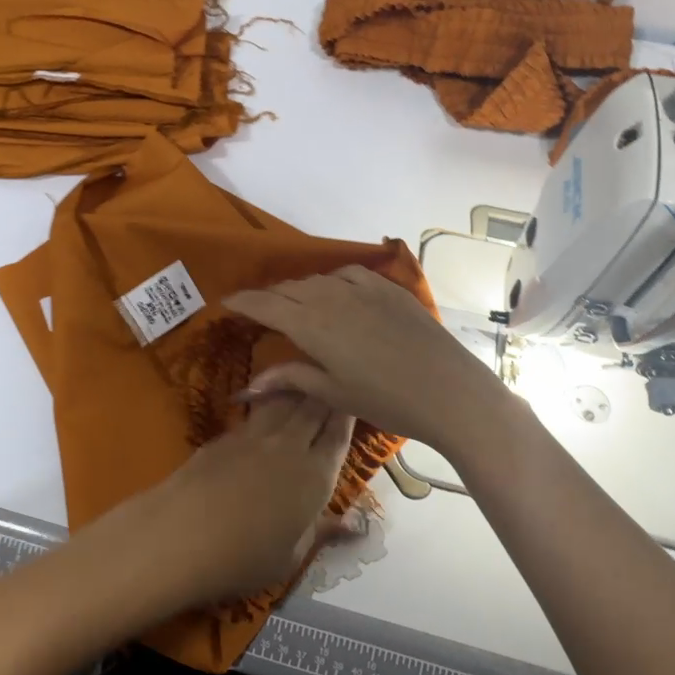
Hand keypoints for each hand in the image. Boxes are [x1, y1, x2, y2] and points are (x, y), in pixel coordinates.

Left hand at [104, 393, 354, 605]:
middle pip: (314, 407)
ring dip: (298, 391)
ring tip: (305, 384)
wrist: (181, 535)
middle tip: (334, 383)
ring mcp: (255, 435)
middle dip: (326, 393)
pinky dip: (267, 404)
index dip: (349, 414)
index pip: (339, 434)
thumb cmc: (244, 558)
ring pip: (285, 402)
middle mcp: (290, 446)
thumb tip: (357, 525)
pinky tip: (265, 406)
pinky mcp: (225, 435)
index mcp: (316, 475)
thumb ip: (323, 532)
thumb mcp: (291, 556)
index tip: (355, 400)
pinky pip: (255, 413)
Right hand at [224, 265, 528, 458]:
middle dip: (269, 297)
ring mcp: (363, 289)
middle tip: (258, 311)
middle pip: (288, 289)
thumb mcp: (333, 393)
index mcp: (311, 324)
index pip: (265, 304)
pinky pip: (349, 274)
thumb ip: (290, 378)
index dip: (242, 302)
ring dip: (299, 290)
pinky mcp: (389, 289)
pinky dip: (332, 281)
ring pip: (318, 280)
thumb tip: (248, 384)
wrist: (448, 390)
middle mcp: (331, 297)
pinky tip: (335, 293)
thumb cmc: (386, 400)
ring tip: (294, 305)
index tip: (226, 303)